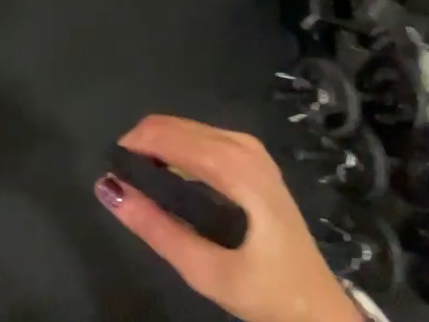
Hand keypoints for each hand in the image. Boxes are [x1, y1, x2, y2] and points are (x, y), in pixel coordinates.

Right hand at [99, 116, 359, 321]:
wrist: (320, 310)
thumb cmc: (267, 292)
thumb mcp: (207, 272)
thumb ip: (156, 228)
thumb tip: (108, 188)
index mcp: (237, 168)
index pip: (170, 136)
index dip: (134, 145)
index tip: (110, 167)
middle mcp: (245, 147)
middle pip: (177, 125)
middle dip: (143, 143)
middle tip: (121, 177)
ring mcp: (252, 149)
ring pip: (188, 127)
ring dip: (158, 144)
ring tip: (139, 177)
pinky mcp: (254, 158)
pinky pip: (202, 136)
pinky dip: (177, 147)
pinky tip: (169, 173)